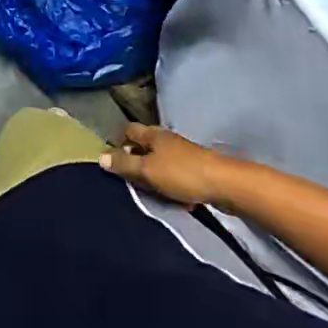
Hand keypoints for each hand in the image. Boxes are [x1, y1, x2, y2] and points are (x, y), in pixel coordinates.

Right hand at [99, 123, 235, 207]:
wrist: (227, 185)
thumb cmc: (182, 174)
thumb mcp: (147, 171)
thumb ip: (124, 164)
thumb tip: (100, 157)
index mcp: (153, 135)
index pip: (129, 130)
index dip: (120, 142)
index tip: (116, 161)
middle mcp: (167, 139)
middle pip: (145, 146)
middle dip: (137, 162)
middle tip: (132, 180)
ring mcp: (184, 153)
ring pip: (161, 162)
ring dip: (155, 176)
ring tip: (152, 192)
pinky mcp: (197, 168)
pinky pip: (176, 174)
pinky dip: (172, 185)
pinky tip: (175, 198)